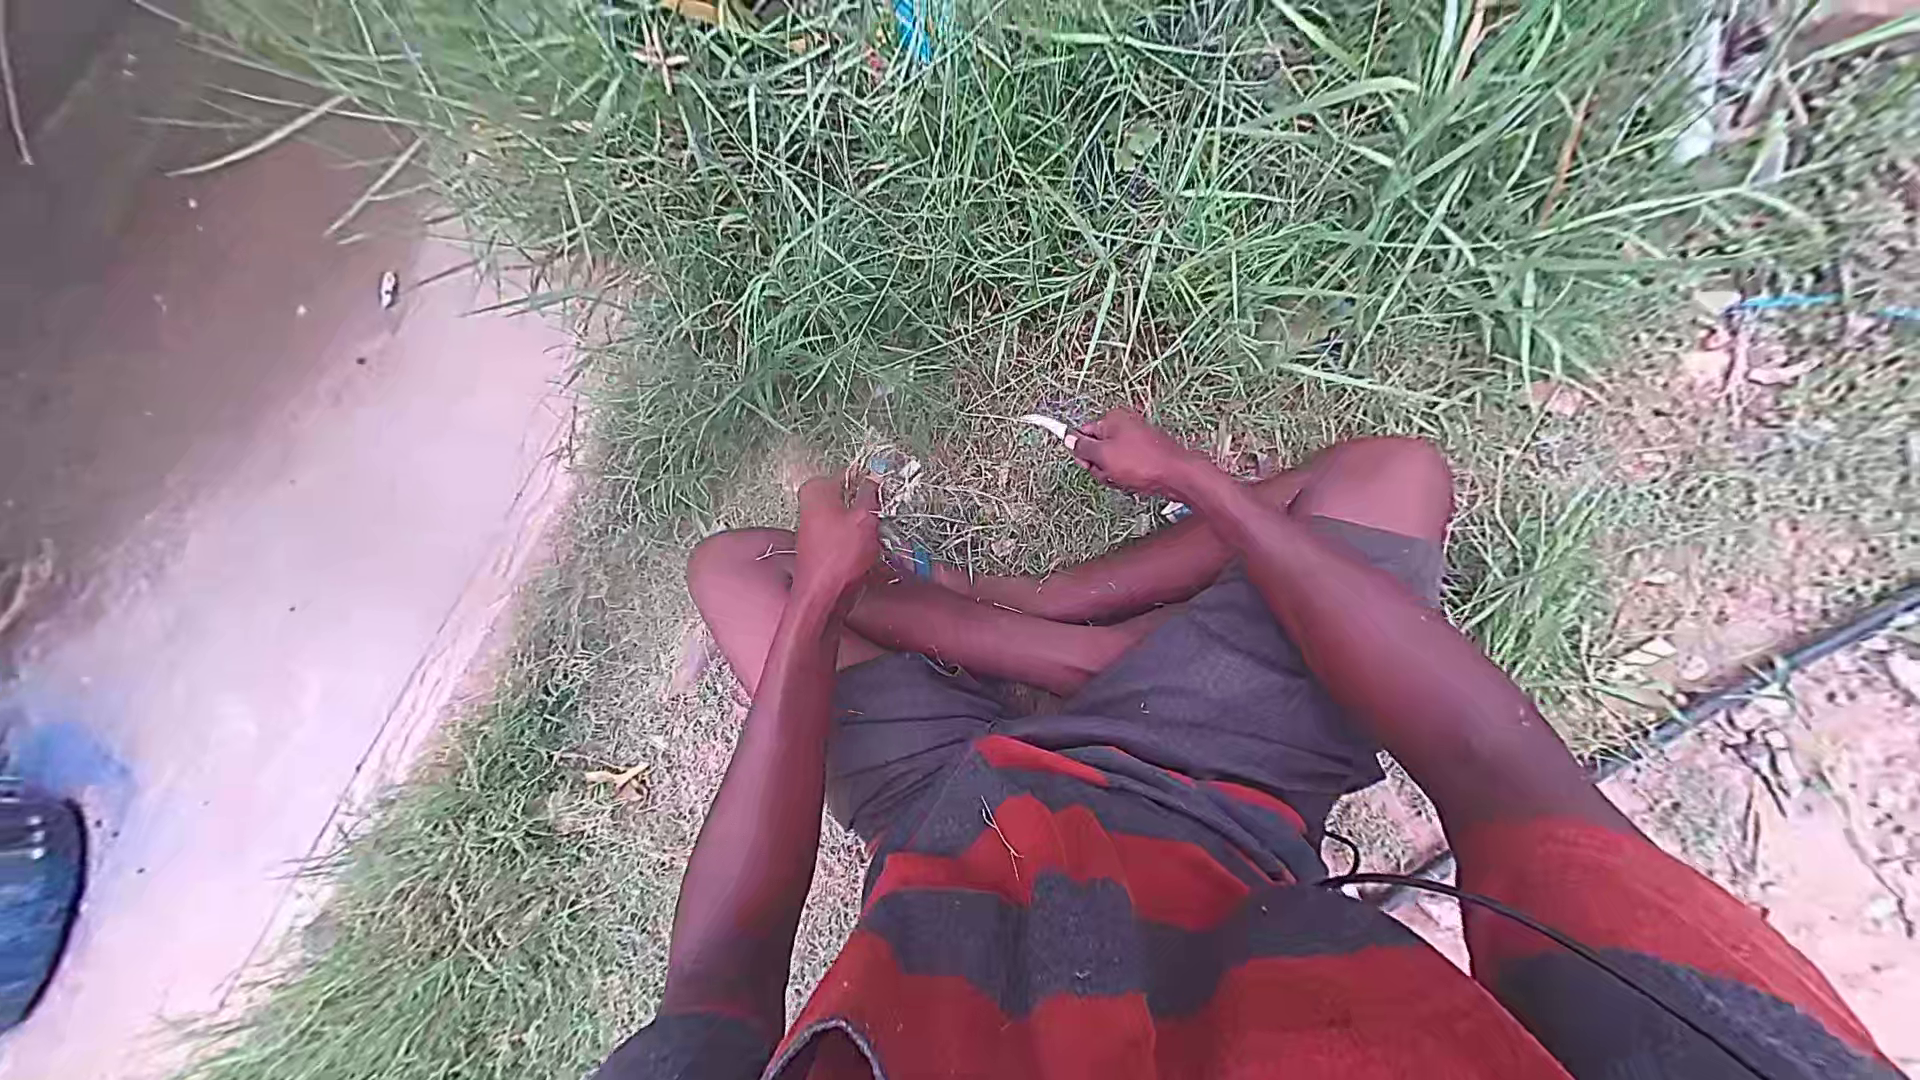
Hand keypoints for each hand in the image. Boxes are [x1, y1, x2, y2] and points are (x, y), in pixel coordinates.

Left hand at [793, 472, 881, 606]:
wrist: (823, 594)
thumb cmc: (837, 558)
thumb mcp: (865, 518)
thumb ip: (871, 494)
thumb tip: (875, 478)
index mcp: (817, 489)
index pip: (849, 473)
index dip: (871, 480)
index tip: (885, 485)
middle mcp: (811, 504)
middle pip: (849, 495)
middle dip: (868, 504)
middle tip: (881, 513)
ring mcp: (814, 525)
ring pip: (849, 515)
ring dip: (865, 523)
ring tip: (874, 536)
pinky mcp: (822, 543)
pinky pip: (846, 533)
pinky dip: (858, 538)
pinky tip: (866, 549)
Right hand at [1071, 409, 1214, 499]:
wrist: (1175, 475)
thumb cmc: (1141, 463)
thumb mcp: (1103, 455)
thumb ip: (1082, 447)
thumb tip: (1068, 438)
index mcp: (1113, 419)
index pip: (1083, 433)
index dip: (1082, 452)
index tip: (1087, 464)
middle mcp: (1124, 425)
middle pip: (1096, 449)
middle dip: (1099, 466)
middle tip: (1109, 472)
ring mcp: (1135, 440)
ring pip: (1110, 461)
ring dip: (1111, 474)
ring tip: (1123, 477)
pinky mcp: (1143, 454)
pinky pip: (1124, 466)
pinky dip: (1124, 476)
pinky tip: (1133, 481)